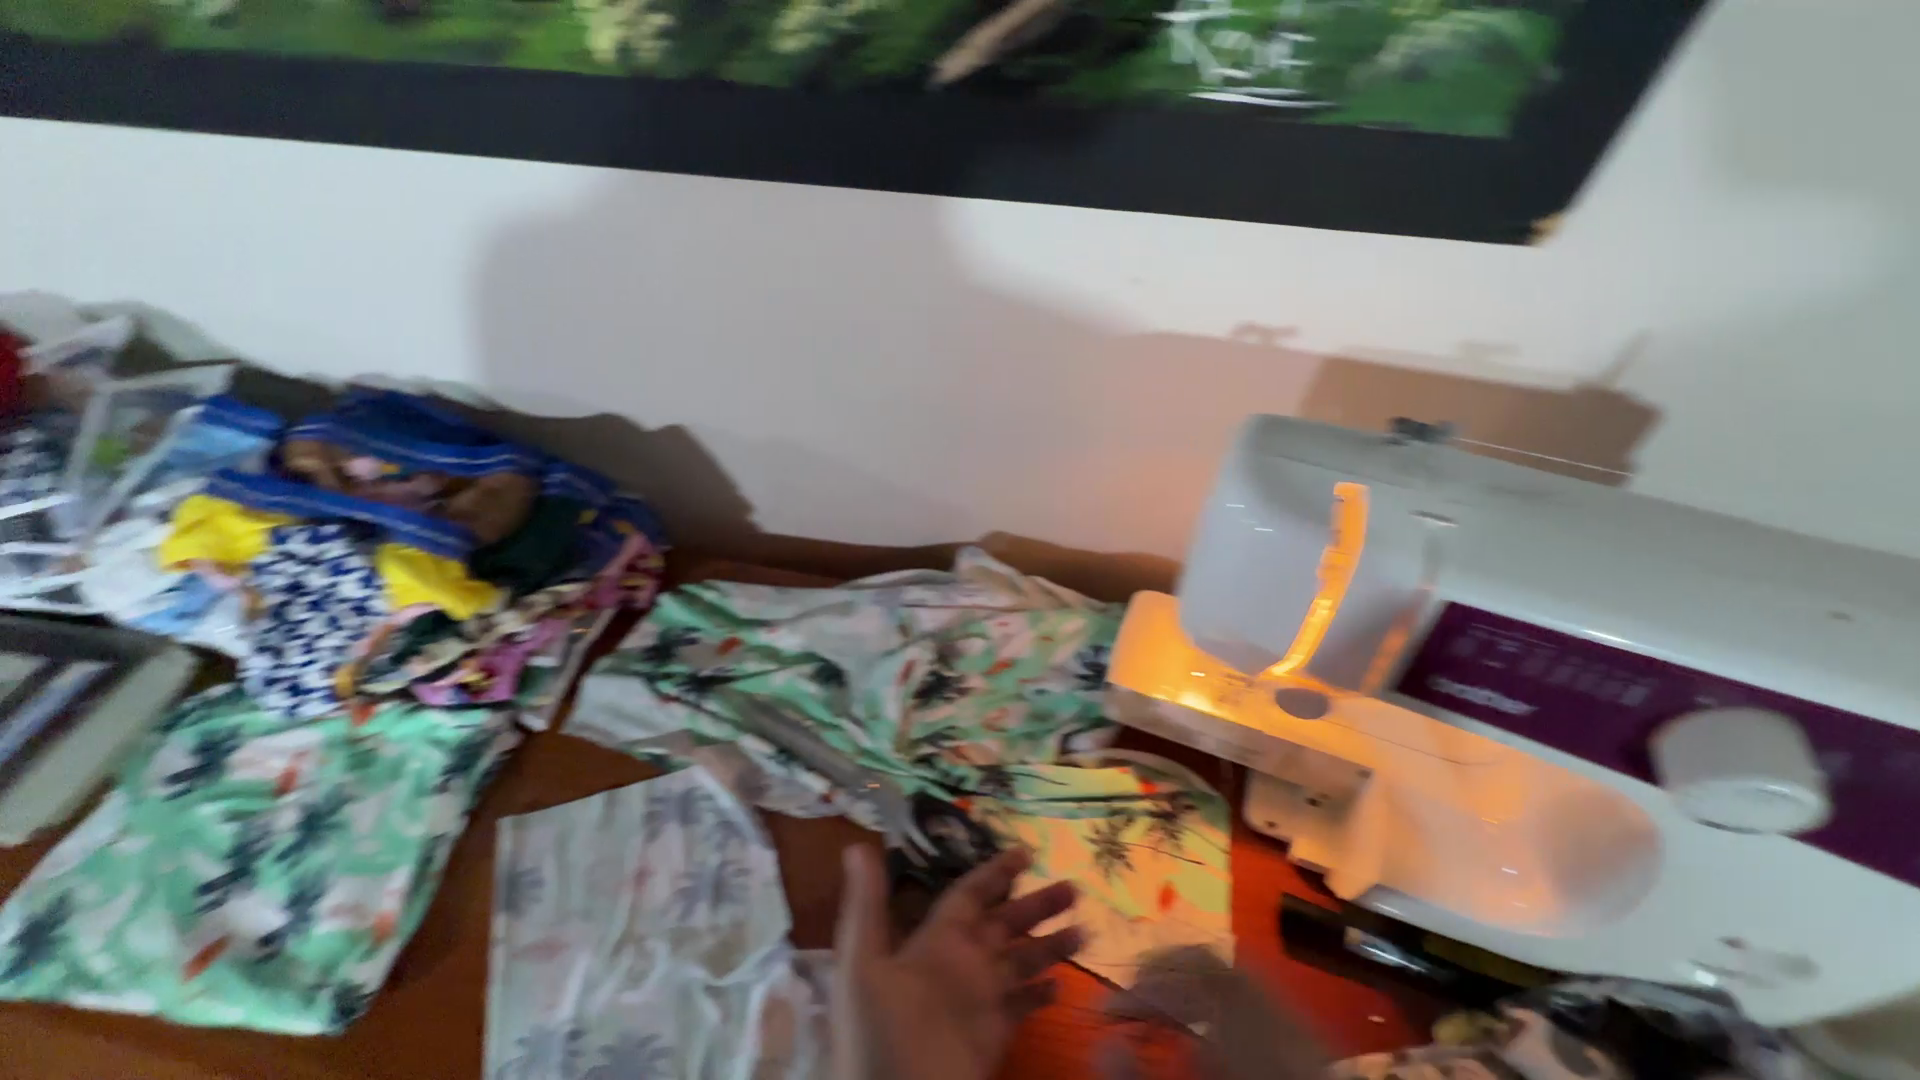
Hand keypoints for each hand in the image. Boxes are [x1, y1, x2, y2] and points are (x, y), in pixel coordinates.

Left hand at [831, 845, 1083, 1079]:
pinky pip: (1021, 1008)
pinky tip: (1061, 986)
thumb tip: (856, 846)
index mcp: (934, 942)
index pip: (971, 896)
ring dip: (1049, 945)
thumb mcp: (862, 965)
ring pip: (1020, 962)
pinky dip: (1040, 995)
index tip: (1027, 851)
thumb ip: (866, 906)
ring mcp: (979, 1002)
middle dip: (1037, 905)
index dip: (996, 872)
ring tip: (1083, 931)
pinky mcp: (993, 1037)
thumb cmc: (874, 1032)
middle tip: (1073, 887)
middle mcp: (961, 965)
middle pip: (1005, 925)